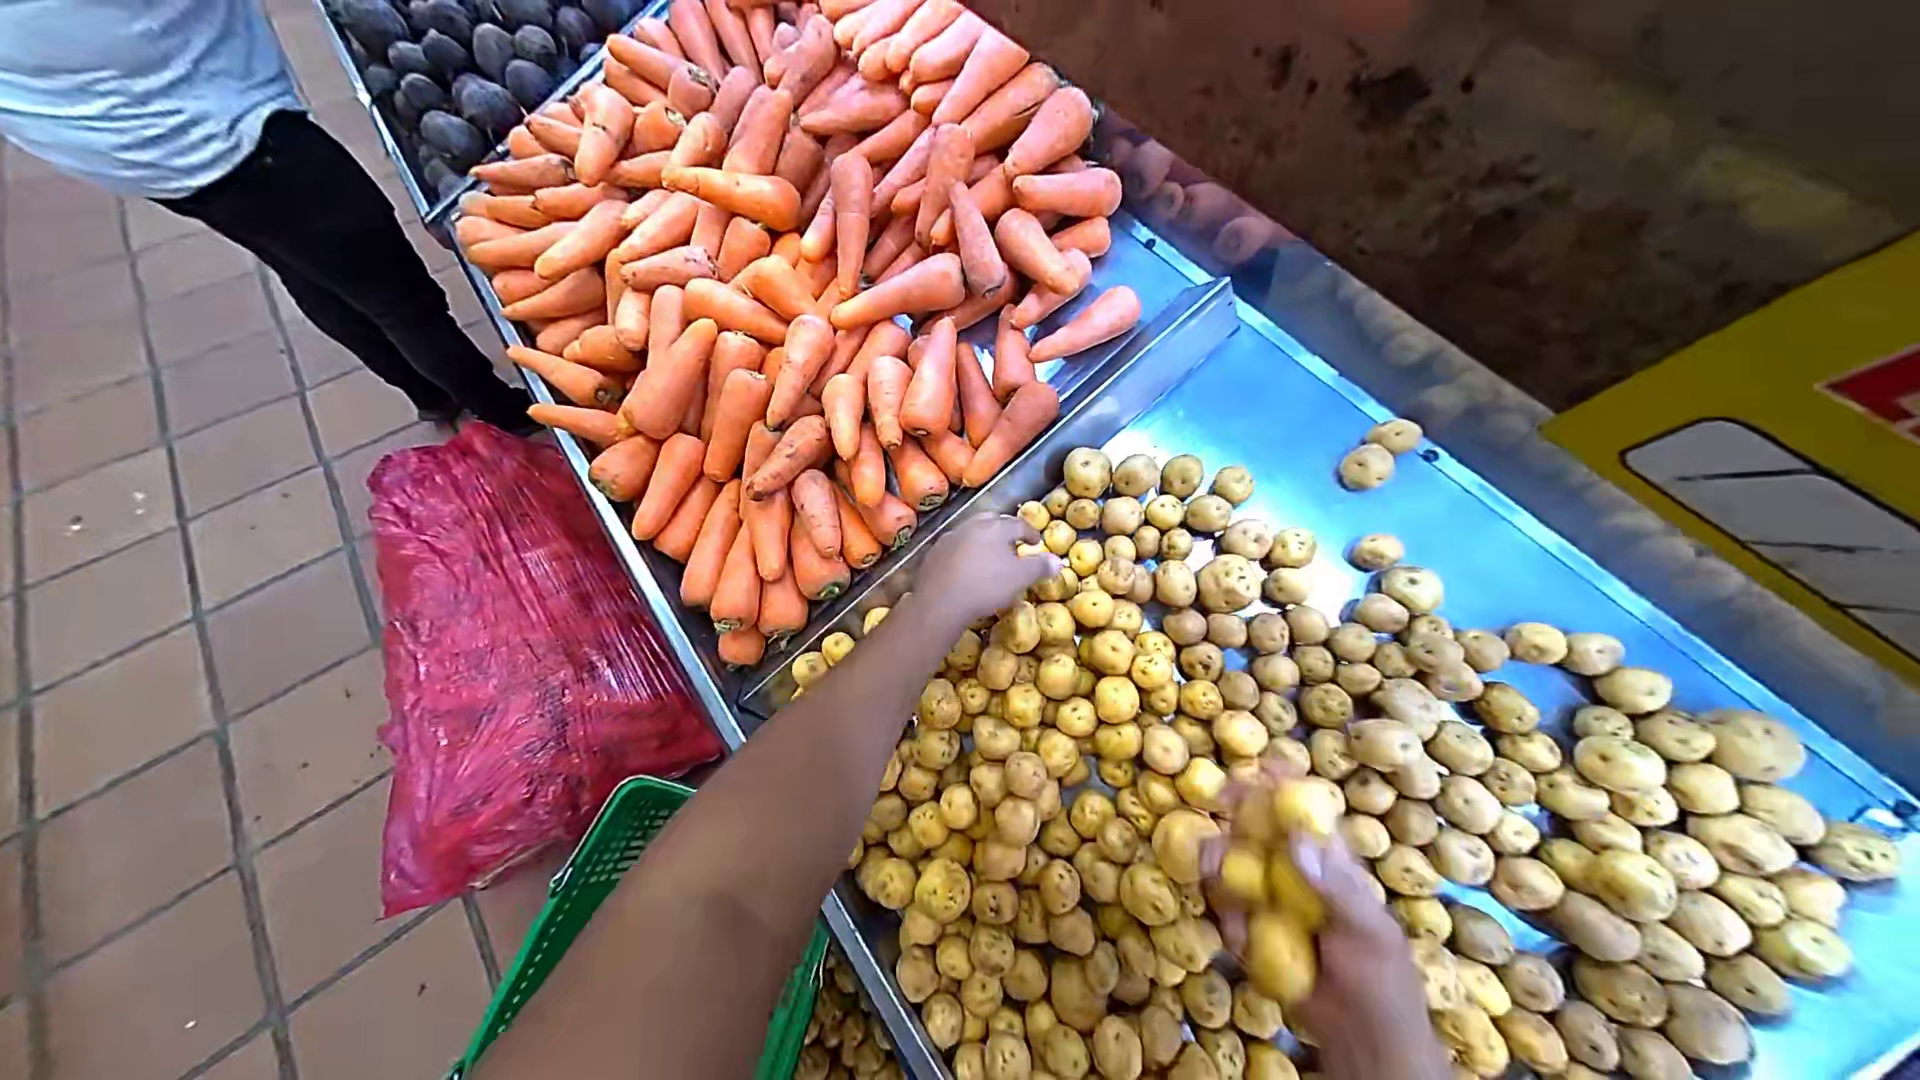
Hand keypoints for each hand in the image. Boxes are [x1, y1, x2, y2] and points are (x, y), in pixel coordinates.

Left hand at [910, 514, 1059, 629]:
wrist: (940, 602)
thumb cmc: (986, 586)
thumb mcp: (1020, 578)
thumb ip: (1039, 567)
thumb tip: (1058, 561)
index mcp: (995, 528)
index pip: (1018, 524)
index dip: (1030, 532)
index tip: (1035, 542)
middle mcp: (971, 526)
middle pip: (992, 521)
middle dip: (1004, 529)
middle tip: (1012, 543)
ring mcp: (950, 538)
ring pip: (971, 532)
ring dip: (983, 540)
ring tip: (990, 555)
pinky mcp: (934, 553)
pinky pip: (955, 547)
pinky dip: (965, 552)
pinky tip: (966, 567)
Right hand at [1205, 769, 1449, 1079]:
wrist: (1362, 1041)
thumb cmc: (1381, 983)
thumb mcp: (1369, 934)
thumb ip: (1336, 890)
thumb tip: (1297, 842)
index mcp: (1329, 861)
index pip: (1305, 810)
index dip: (1283, 784)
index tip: (1260, 766)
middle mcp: (1292, 869)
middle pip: (1257, 824)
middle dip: (1235, 810)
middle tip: (1218, 804)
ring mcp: (1267, 895)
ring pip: (1231, 858)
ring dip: (1218, 857)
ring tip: (1214, 868)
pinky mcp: (1247, 924)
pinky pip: (1223, 902)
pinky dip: (1222, 907)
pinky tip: (1235, 929)